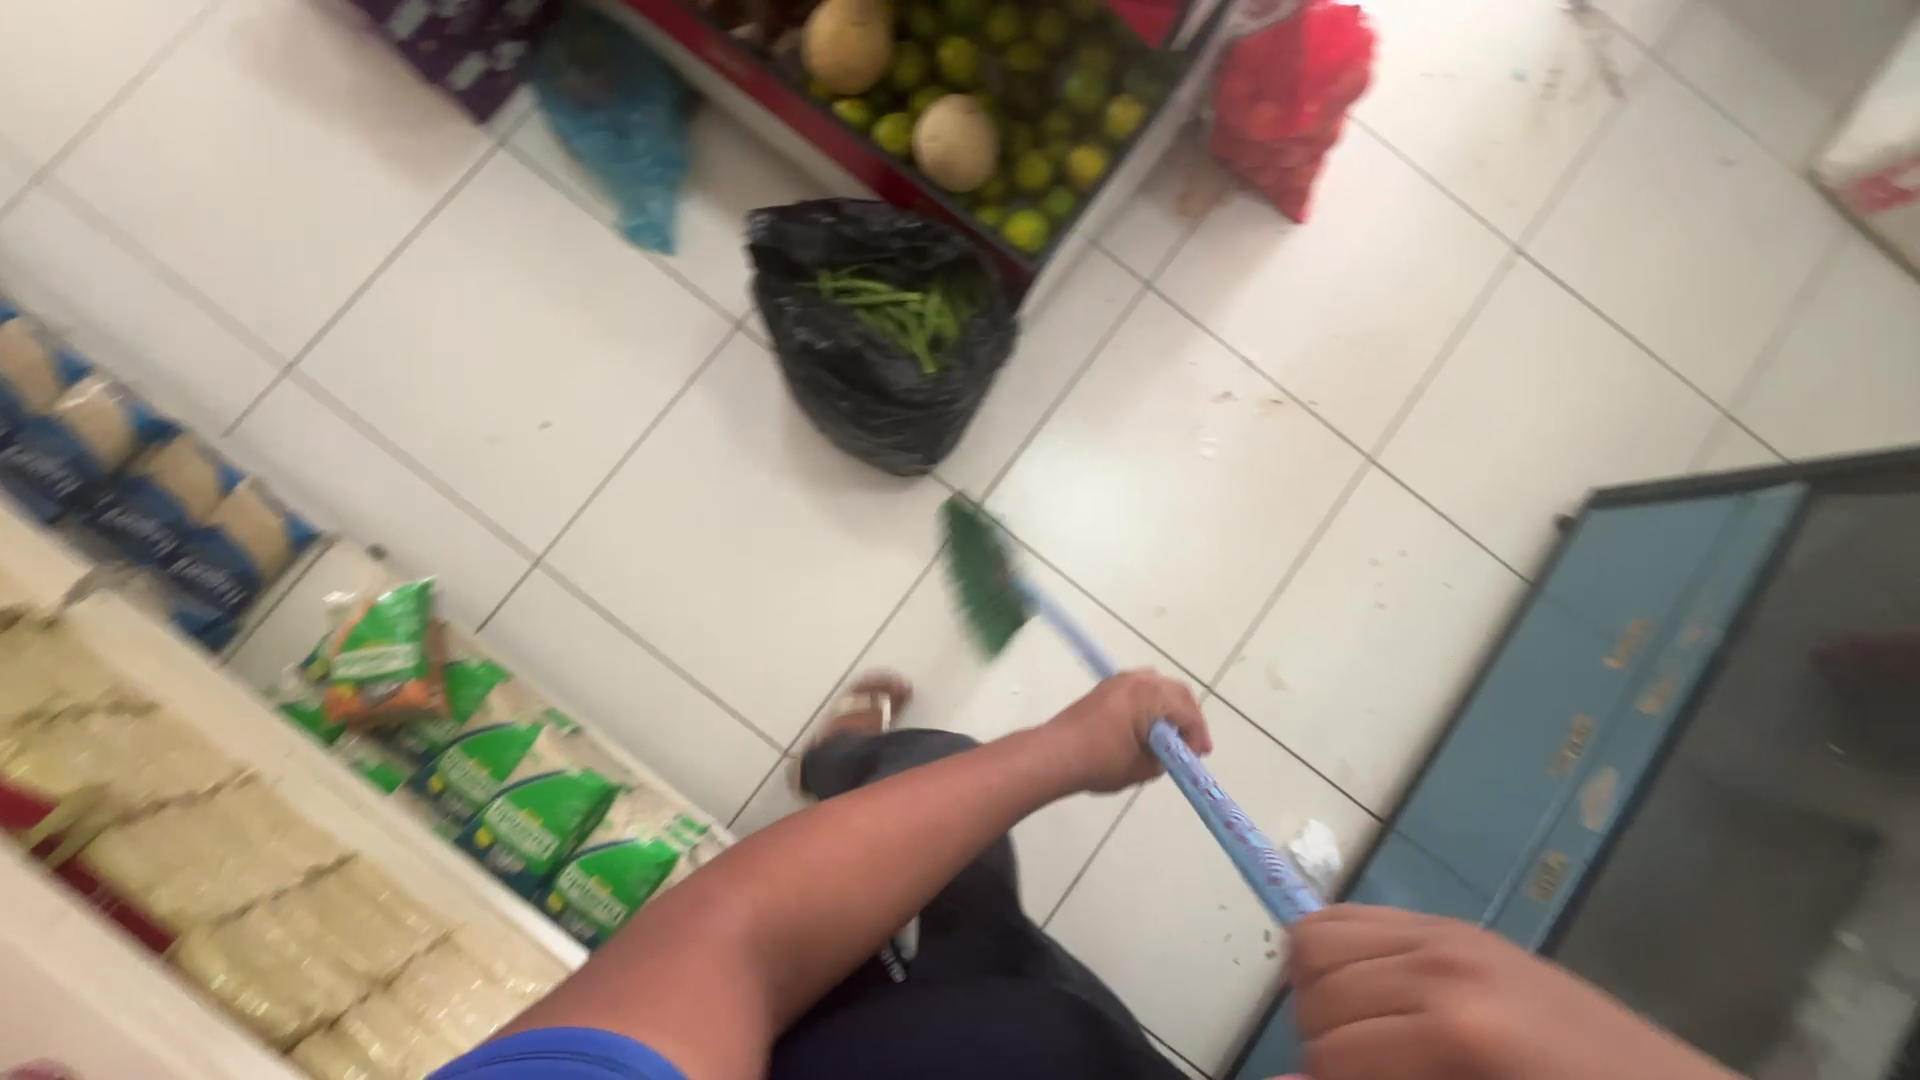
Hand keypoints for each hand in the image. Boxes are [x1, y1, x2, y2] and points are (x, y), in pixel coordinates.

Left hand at [1039, 671, 1209, 793]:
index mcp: (1149, 694)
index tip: (1199, 756)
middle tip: (1192, 745)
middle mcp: (1137, 679)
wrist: (1054, 754)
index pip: (1187, 711)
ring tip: (1173, 737)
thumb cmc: (1100, 761)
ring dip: (1171, 708)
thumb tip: (1170, 752)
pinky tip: (1149, 727)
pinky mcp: (1106, 688)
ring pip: (1159, 687)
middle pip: (1176, 691)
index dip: (1197, 734)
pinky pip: (1140, 689)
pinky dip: (1152, 704)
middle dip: (1188, 717)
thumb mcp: (1143, 767)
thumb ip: (1166, 757)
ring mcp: (1119, 680)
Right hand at [1283, 905, 1740, 1079]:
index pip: (1332, 1049)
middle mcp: (1436, 962)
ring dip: (1318, 989)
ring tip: (1349, 1030)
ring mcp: (1441, 932)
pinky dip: (1334, 949)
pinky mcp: (1448, 925)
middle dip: (1318, 1039)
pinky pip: (1351, 914)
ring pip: (1318, 937)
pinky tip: (1362, 990)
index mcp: (1454, 1026)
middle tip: (1348, 1069)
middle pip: (1317, 985)